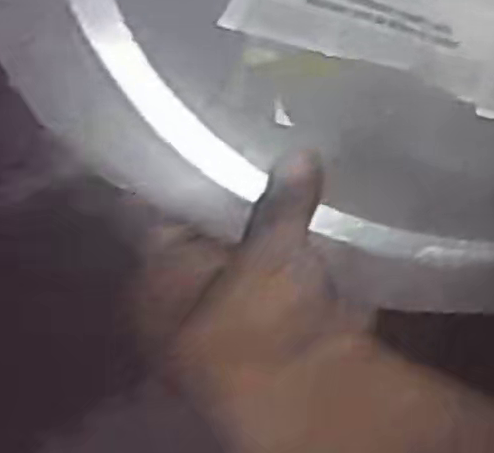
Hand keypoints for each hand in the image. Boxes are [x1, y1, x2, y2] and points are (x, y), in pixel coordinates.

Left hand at [134, 152, 493, 452]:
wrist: (308, 378)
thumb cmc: (260, 324)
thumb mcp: (265, 257)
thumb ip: (280, 202)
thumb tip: (299, 149)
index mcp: (160, 273)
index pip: (163, 203)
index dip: (188, 163)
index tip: (223, 116)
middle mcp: (192, 275)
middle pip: (215, 209)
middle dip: (246, 173)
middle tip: (281, 120)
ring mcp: (241, 280)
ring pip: (259, 222)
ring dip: (284, 195)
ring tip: (314, 140)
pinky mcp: (285, 283)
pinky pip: (293, 236)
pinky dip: (308, 215)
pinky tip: (334, 182)